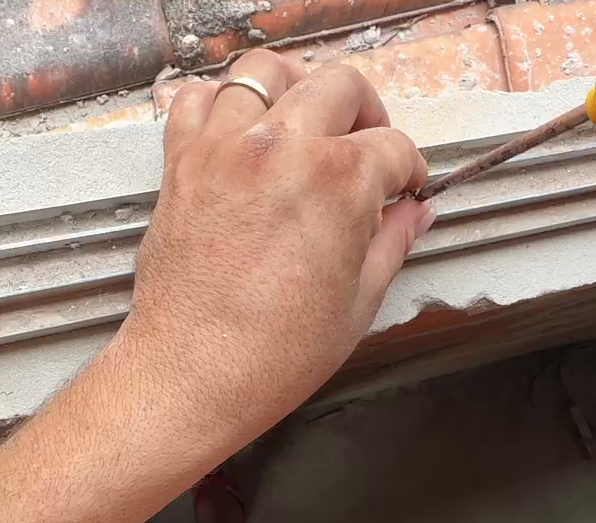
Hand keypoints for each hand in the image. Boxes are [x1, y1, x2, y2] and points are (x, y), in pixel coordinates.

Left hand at [115, 51, 431, 448]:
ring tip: (306, 125)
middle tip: (367, 149)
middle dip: (366, 114)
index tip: (404, 189)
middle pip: (339, 87)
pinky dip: (222, 103)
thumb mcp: (356, 307)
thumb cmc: (271, 356)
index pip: (392, 148)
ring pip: (267, 72)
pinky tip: (241, 133)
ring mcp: (226, 149)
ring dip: (298, 90)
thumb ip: (390, 246)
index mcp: (339, 182)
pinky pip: (198, 100)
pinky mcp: (183, 164)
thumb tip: (412, 217)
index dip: (408, 171)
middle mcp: (282, 147)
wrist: (193, 376)